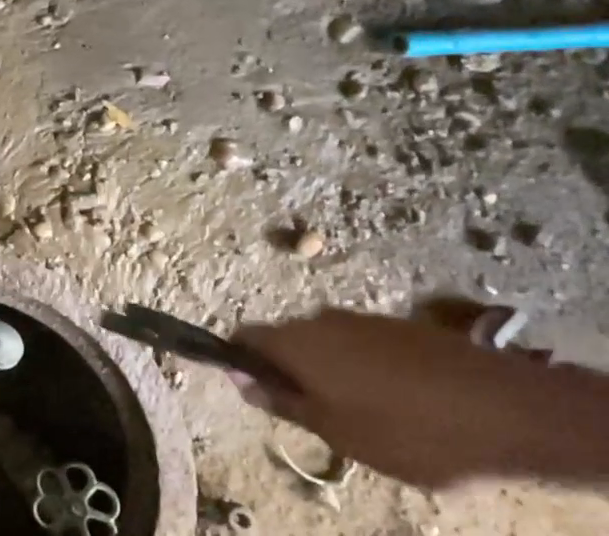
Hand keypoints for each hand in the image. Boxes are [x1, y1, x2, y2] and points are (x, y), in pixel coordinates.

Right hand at [231, 308, 540, 487]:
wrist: (512, 411)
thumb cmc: (409, 431)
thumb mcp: (337, 433)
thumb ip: (283, 403)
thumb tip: (239, 379)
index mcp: (292, 343)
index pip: (242, 338)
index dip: (241, 363)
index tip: (260, 393)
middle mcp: (318, 319)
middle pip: (286, 338)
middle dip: (293, 368)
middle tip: (317, 412)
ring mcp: (364, 319)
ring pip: (328, 341)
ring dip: (334, 368)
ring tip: (365, 410)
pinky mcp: (404, 326)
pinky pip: (366, 343)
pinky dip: (369, 366)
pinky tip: (402, 400)